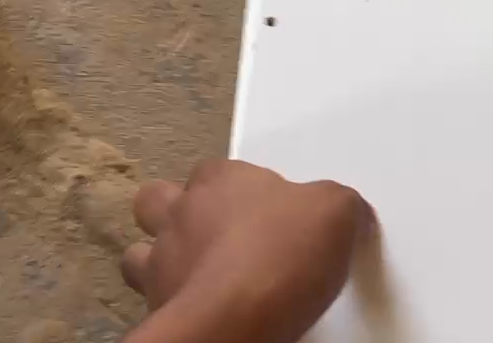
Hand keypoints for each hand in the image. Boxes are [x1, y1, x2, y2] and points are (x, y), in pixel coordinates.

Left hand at [121, 160, 372, 342]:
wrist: (233, 324)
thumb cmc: (276, 257)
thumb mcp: (335, 213)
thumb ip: (342, 204)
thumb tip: (353, 212)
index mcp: (220, 178)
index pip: (219, 169)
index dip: (239, 189)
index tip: (269, 213)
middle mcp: (182, 212)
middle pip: (159, 199)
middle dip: (174, 213)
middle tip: (210, 237)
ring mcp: (161, 261)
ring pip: (139, 252)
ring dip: (159, 262)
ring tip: (194, 278)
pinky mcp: (156, 310)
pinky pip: (150, 302)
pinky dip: (168, 305)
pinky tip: (197, 313)